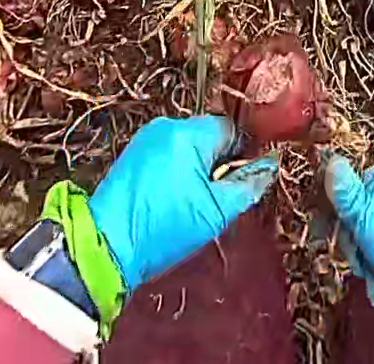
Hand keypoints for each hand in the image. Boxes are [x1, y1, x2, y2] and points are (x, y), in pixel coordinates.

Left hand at [89, 115, 278, 290]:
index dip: (240, 156)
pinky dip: (176, 168)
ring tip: (188, 200)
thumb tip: (269, 166)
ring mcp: (149, 137)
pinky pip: (169, 151)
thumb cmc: (161, 229)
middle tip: (211, 195)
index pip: (232, 130)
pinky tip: (170, 197)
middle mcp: (169, 126)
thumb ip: (248, 185)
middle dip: (217, 161)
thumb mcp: (214, 212)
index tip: (235, 182)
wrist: (104, 247)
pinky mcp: (134, 152)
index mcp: (191, 133)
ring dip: (197, 165)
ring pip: (190, 143)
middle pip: (210, 134)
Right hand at [324, 155, 373, 342]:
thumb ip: (347, 195)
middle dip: (358, 254)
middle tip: (367, 267)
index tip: (347, 242)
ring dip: (373, 273)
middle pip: (356, 225)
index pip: (344, 196)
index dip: (341, 225)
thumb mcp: (369, 221)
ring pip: (371, 248)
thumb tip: (330, 160)